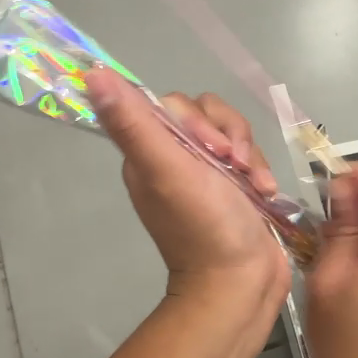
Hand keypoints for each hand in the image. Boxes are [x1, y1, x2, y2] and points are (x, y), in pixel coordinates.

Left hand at [85, 69, 289, 303]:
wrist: (241, 283)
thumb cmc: (205, 228)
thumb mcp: (167, 171)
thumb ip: (133, 124)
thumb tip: (91, 74)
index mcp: (149, 154)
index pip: (174, 105)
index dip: (200, 120)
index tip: (214, 150)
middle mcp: (174, 160)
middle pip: (208, 115)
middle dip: (232, 137)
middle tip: (235, 169)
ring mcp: (207, 176)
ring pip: (233, 136)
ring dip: (251, 157)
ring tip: (257, 186)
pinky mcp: (234, 189)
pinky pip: (249, 160)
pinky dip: (260, 173)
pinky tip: (266, 194)